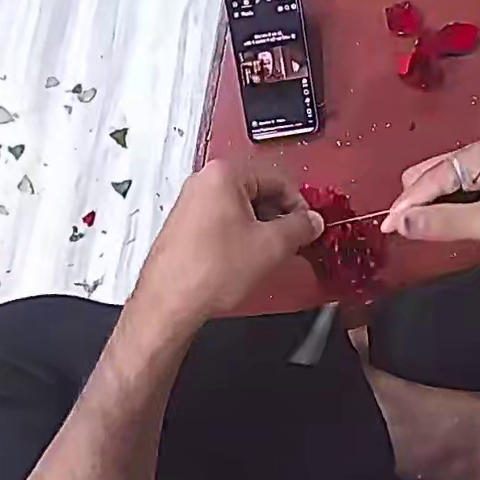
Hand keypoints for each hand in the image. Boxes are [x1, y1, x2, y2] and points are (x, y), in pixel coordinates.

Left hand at [129, 159, 322, 328]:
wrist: (168, 304)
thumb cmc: (206, 272)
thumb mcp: (271, 246)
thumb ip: (300, 227)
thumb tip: (311, 221)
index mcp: (224, 175)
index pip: (277, 181)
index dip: (298, 206)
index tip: (306, 224)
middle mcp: (203, 182)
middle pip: (258, 193)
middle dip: (278, 219)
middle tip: (292, 241)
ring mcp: (191, 204)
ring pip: (241, 209)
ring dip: (260, 230)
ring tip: (268, 255)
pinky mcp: (185, 226)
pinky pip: (223, 222)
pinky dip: (240, 237)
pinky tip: (246, 260)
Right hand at [381, 133, 479, 286]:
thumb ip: (448, 221)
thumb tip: (401, 221)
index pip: (442, 171)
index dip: (413, 198)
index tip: (390, 223)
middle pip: (433, 174)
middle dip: (415, 201)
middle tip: (398, 230)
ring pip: (433, 186)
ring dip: (420, 208)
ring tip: (406, 230)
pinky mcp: (476, 193)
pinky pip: (442, 198)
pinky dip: (430, 213)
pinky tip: (423, 227)